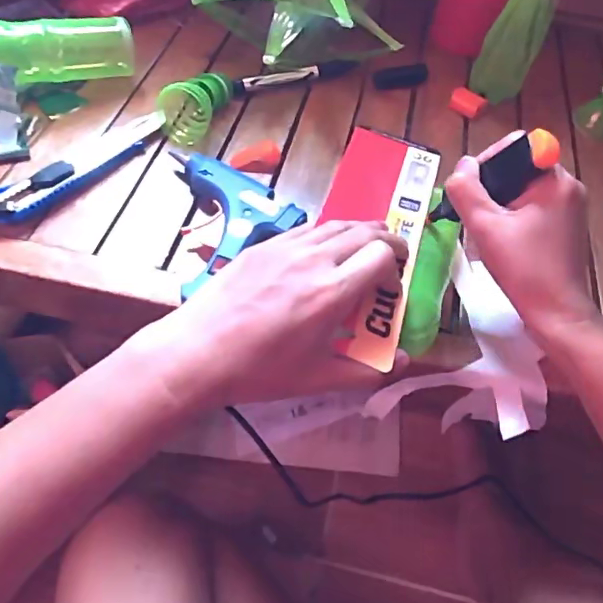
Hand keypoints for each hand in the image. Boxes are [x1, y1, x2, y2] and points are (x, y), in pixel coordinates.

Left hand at [126, 220, 409, 409]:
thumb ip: (367, 369)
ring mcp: (284, 248)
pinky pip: (305, 229)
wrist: (198, 351)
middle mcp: (312, 260)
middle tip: (391, 258)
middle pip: (363, 231)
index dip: (397, 263)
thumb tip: (404, 360)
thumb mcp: (317, 378)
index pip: (382, 253)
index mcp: (332, 292)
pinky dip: (324, 234)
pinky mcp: (262, 246)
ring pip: (333, 224)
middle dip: (386, 241)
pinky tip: (320, 252)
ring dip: (356, 232)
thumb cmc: (259, 370)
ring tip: (361, 250)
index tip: (393, 284)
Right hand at [444, 132, 602, 342]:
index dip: (488, 162)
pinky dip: (509, 217)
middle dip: (489, 187)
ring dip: (496, 204)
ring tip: (480, 228)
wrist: (557, 313)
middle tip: (470, 212)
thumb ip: (467, 190)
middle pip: (517, 169)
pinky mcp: (564, 226)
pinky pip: (530, 207)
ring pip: (520, 190)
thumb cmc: (524, 268)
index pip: (517, 147)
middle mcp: (567, 188)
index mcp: (555, 181)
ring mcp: (568, 208)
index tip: (469, 189)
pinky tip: (497, 239)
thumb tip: (462, 167)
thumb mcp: (485, 227)